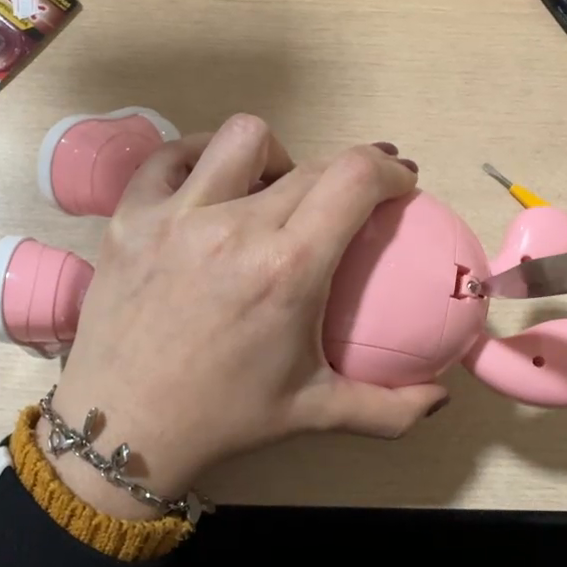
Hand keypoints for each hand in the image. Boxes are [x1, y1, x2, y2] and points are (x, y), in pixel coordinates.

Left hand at [40, 115, 446, 518]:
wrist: (124, 427)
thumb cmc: (222, 419)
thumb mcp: (312, 412)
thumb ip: (387, 408)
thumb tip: (442, 398)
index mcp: (287, 269)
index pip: (355, 179)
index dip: (389, 171)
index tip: (397, 186)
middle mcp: (233, 228)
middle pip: (311, 164)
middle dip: (343, 175)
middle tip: (341, 207)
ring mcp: (175, 215)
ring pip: (242, 138)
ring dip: (272, 157)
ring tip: (270, 191)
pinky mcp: (130, 216)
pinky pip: (171, 156)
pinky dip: (199, 158)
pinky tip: (209, 185)